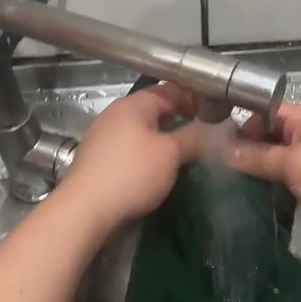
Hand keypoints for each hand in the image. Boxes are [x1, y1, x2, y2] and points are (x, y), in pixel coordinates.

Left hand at [56, 83, 201, 230]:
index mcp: (133, 104)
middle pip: (155, 110)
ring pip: (143, 131)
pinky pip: (131, 149)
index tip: (215, 115)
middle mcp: (115, 115)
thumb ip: (193, 137)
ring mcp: (104, 137)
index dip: (194, 99)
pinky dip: (148, 155)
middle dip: (180, 121)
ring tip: (186, 155)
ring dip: (164, 140)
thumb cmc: (132, 174)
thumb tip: (211, 129)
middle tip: (205, 136)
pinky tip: (159, 170)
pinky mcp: (99, 160)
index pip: (170, 90)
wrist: (85, 211)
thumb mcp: (171, 153)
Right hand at [223, 103, 300, 236]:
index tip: (227, 148)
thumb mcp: (291, 165)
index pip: (268, 112)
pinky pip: (295, 171)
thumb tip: (226, 151)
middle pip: (275, 133)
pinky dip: (282, 179)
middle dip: (254, 149)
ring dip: (267, 167)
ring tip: (243, 182)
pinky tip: (265, 192)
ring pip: (284, 154)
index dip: (247, 127)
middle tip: (231, 169)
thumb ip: (257, 158)